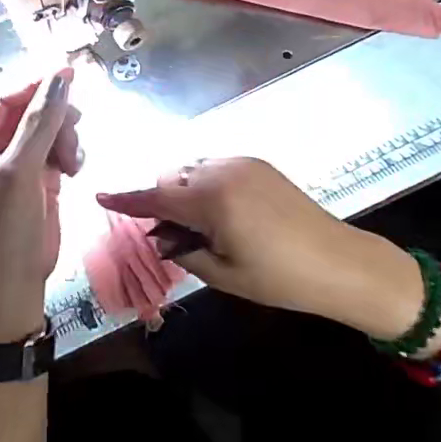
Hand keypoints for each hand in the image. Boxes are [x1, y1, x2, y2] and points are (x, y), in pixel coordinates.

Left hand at [0, 68, 82, 341]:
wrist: (13, 285)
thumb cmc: (4, 229)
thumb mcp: (19, 172)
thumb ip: (41, 122)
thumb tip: (61, 77)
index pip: (7, 102)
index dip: (37, 86)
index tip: (70, 73)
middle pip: (33, 114)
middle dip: (56, 118)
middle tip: (76, 124)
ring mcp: (21, 168)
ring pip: (51, 133)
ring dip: (66, 139)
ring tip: (71, 163)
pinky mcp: (43, 183)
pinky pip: (61, 152)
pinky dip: (71, 155)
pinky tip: (74, 170)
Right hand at [96, 157, 424, 341]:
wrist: (340, 262)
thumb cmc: (279, 277)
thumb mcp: (222, 272)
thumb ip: (183, 250)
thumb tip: (162, 236)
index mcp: (212, 199)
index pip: (156, 197)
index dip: (127, 199)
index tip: (101, 195)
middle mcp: (224, 171)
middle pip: (173, 178)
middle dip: (159, 201)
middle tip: (166, 236)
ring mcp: (245, 164)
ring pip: (194, 170)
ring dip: (183, 192)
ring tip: (194, 227)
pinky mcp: (261, 166)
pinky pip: (216, 168)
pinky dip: (204, 185)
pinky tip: (217, 212)